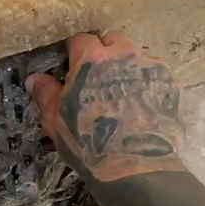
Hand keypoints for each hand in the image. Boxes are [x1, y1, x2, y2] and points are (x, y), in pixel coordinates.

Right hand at [27, 30, 186, 183]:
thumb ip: (46, 93)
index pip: (80, 39)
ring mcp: (151, 67)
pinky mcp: (170, 84)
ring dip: (125, 67)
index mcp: (92, 59)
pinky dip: (144, 84)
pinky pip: (154, 75)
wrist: (133, 165)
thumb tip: (34, 78)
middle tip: (95, 76)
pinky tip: (138, 106)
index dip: (73, 51)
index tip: (70, 64)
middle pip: (112, 39)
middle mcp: (124, 54)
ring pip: (135, 56)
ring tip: (118, 94)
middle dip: (102, 51)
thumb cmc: (86, 140)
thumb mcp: (56, 119)